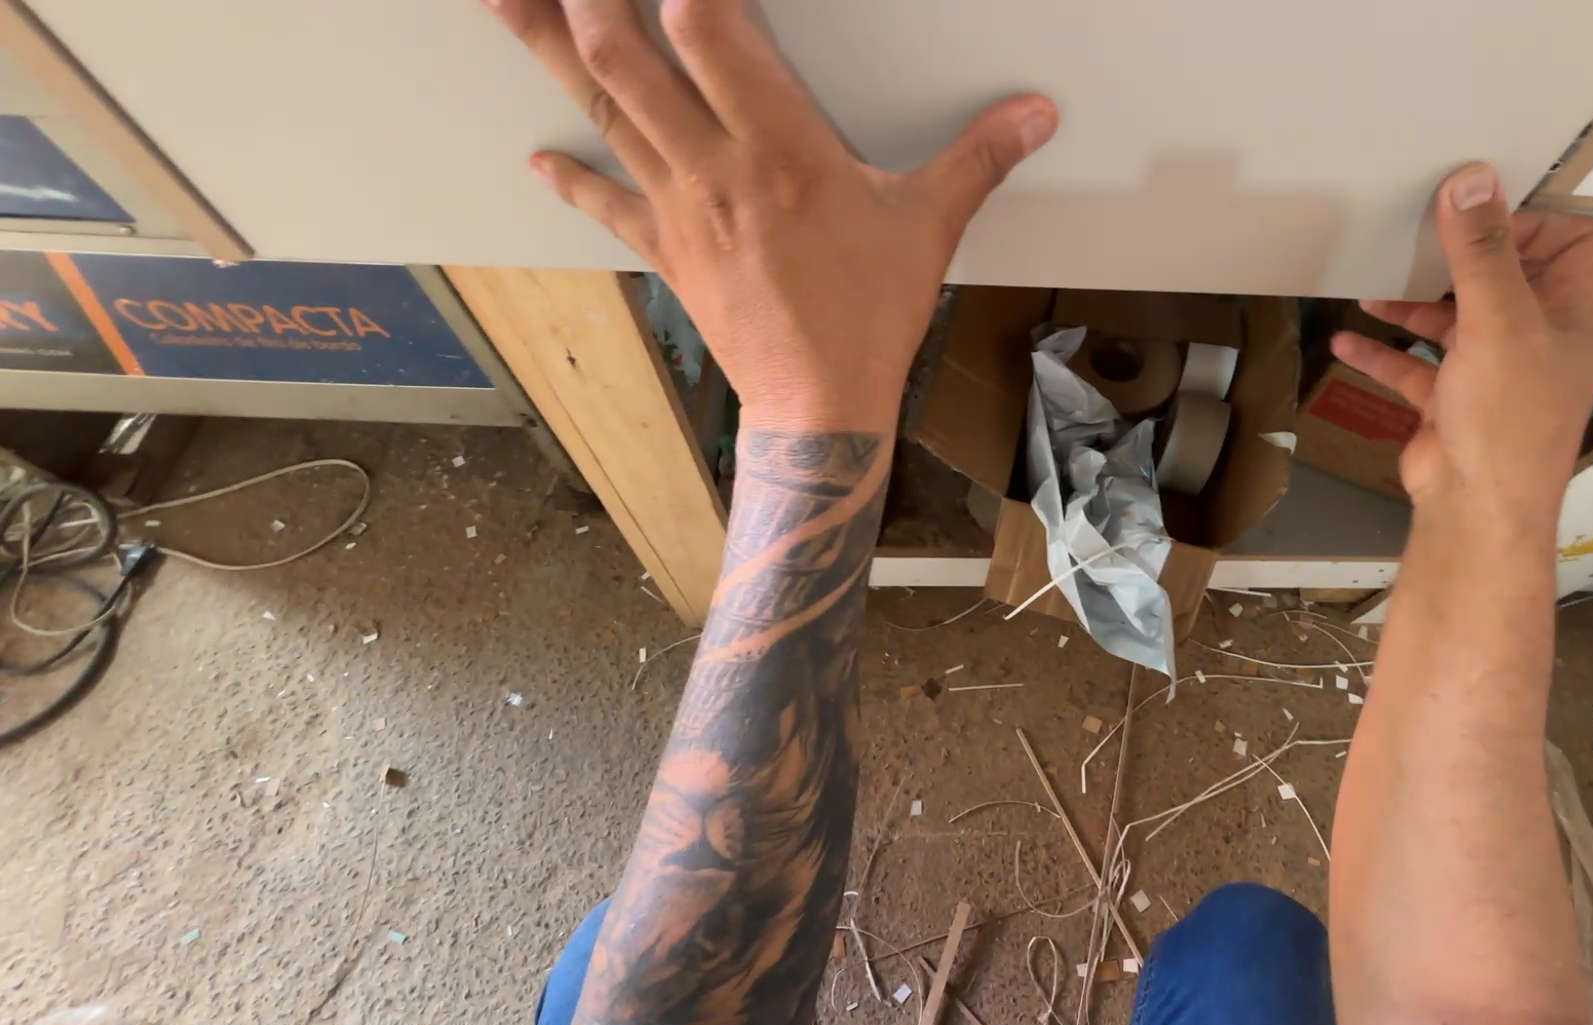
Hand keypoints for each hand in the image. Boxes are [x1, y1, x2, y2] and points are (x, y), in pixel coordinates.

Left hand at [484, 0, 1057, 433]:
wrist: (820, 403)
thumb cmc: (871, 317)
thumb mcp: (929, 229)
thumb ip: (979, 159)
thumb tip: (1038, 113)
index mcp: (781, 149)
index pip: (706, 23)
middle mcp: (715, 168)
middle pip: (620, 52)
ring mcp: (681, 210)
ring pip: (599, 112)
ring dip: (543, 43)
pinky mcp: (668, 252)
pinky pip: (605, 206)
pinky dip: (570, 178)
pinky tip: (538, 156)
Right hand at [1333, 162, 1592, 525]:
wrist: (1475, 503)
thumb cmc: (1506, 412)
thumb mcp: (1496, 321)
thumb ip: (1480, 252)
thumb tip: (1469, 178)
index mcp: (1579, 310)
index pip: (1573, 241)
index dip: (1529, 223)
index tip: (1471, 221)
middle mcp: (1541, 336)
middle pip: (1505, 278)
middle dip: (1456, 262)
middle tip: (1413, 244)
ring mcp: (1494, 370)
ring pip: (1454, 322)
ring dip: (1412, 307)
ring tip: (1369, 292)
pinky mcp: (1452, 400)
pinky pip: (1416, 366)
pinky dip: (1384, 354)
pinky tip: (1347, 343)